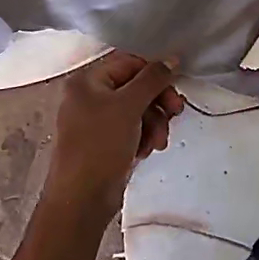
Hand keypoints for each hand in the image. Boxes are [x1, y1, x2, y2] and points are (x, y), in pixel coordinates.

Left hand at [43, 51, 184, 219]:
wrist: (82, 200)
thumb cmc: (100, 146)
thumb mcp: (129, 106)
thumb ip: (153, 79)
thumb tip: (172, 59)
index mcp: (87, 81)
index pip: (130, 62)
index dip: (155, 73)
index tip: (176, 86)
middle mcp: (90, 96)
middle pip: (137, 86)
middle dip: (158, 102)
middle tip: (176, 112)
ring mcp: (97, 120)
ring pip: (139, 108)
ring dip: (155, 122)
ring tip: (158, 141)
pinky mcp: (106, 141)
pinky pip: (134, 127)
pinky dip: (145, 135)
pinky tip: (147, 149)